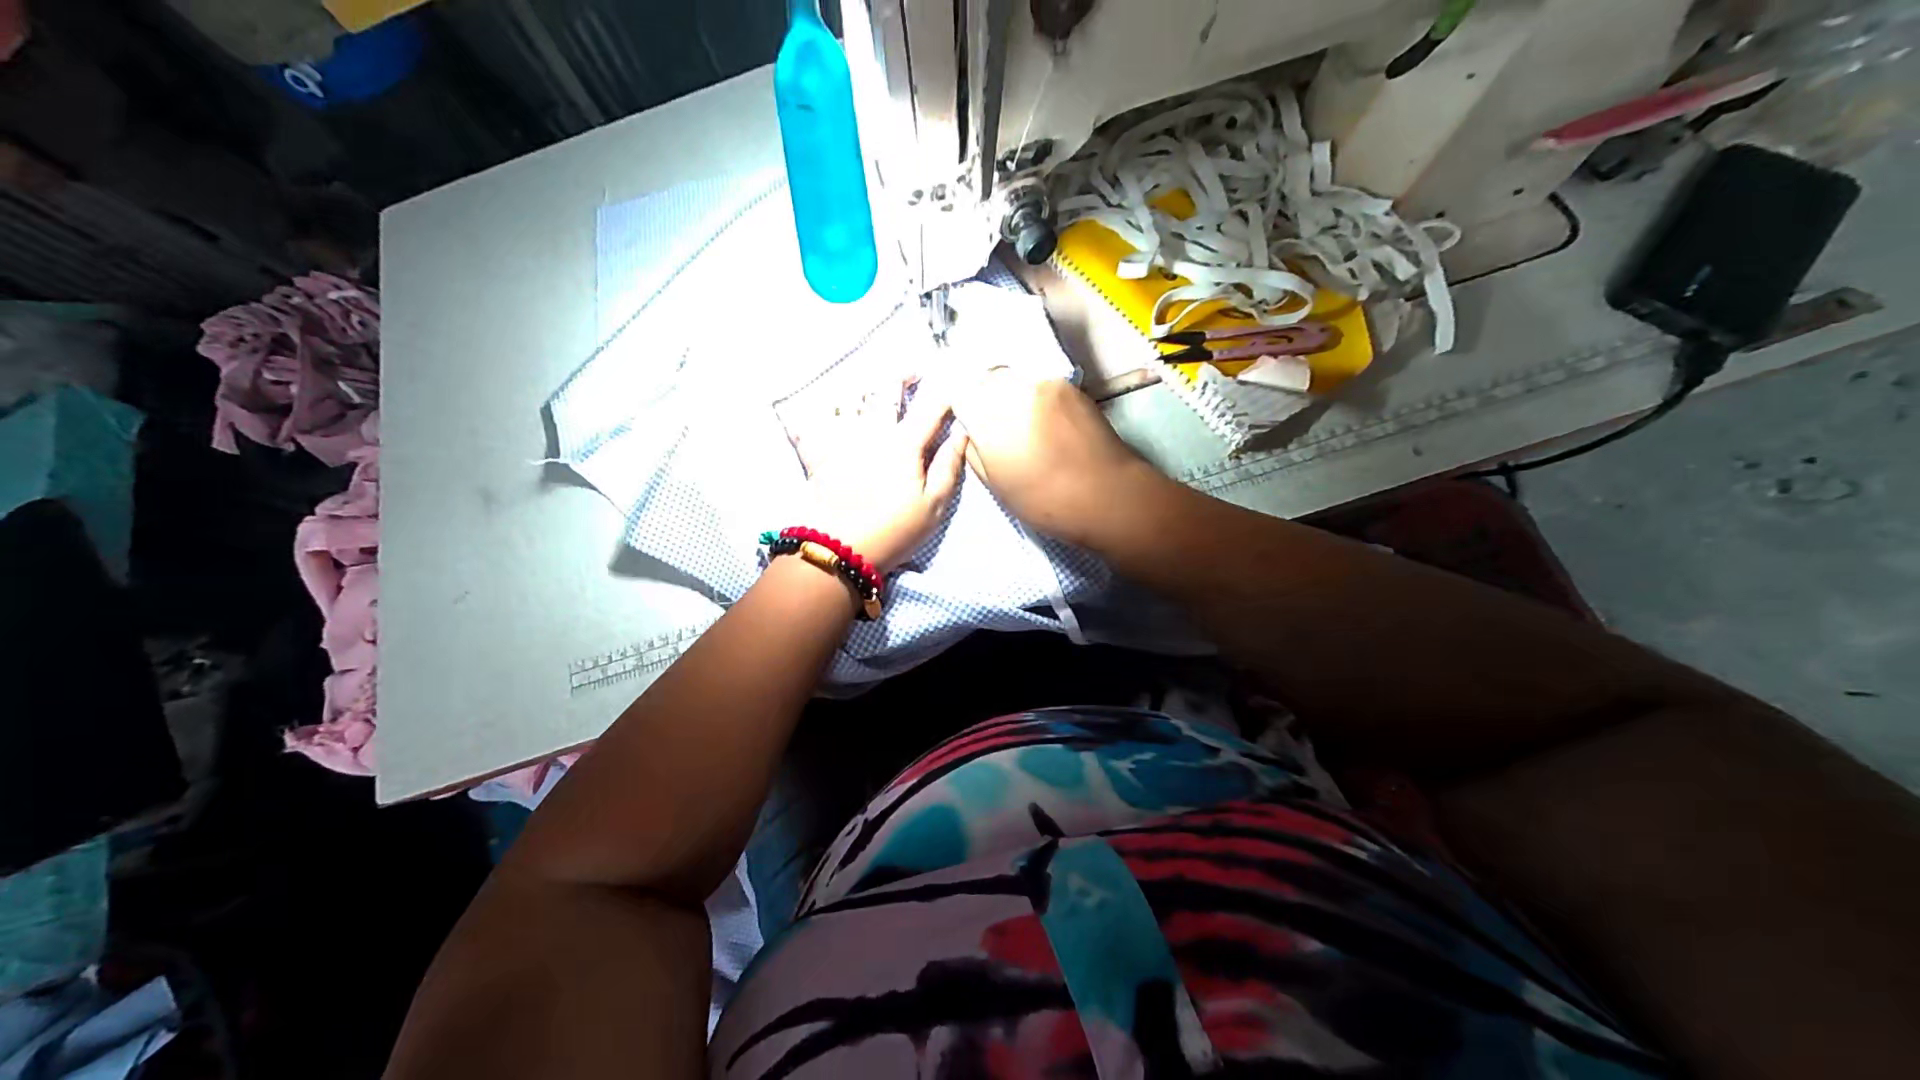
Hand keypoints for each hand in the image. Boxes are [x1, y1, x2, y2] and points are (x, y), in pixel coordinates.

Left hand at [789, 380, 968, 573]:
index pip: (930, 406)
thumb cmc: (893, 531)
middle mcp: (871, 431)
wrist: (838, 550)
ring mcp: (840, 439)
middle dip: (901, 376)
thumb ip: (949, 466)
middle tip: (911, 374)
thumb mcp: (934, 506)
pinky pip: (807, 421)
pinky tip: (813, 409)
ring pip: (848, 399)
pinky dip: (809, 411)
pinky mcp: (815, 454)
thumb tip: (962, 434)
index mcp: (904, 443)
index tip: (954, 383)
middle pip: (885, 390)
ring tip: (866, 394)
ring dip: (860, 391)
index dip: (944, 390)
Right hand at [950, 370, 1164, 548]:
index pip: (960, 395)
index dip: (960, 407)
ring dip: (1008, 392)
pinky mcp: (1068, 385)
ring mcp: (1044, 384)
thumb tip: (971, 429)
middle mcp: (1015, 391)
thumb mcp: (997, 485)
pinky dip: (1032, 394)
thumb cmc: (1047, 501)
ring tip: (1017, 420)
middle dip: (982, 394)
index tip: (966, 421)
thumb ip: (975, 451)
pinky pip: (1037, 381)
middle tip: (989, 421)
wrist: (1109, 496)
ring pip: (1012, 376)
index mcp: (990, 419)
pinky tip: (1041, 419)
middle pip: (985, 378)